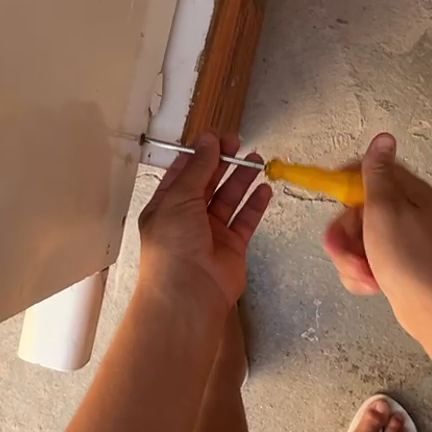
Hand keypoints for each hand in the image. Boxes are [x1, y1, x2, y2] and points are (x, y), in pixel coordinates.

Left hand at [137, 133, 273, 312]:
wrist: (189, 294)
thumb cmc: (174, 245)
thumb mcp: (179, 198)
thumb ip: (198, 168)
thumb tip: (208, 140)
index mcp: (166, 205)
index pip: (183, 173)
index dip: (199, 154)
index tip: (217, 138)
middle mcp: (187, 217)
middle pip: (207, 183)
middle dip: (222, 162)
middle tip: (238, 144)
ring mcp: (210, 232)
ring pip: (228, 199)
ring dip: (241, 179)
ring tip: (256, 160)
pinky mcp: (231, 246)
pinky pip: (245, 220)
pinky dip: (255, 204)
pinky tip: (264, 188)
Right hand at [321, 134, 431, 331]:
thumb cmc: (407, 256)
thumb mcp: (385, 209)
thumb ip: (377, 173)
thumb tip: (384, 136)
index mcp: (406, 192)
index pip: (368, 171)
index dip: (345, 184)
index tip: (334, 201)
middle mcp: (404, 212)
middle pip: (355, 210)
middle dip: (345, 235)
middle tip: (345, 253)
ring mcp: (398, 240)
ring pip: (355, 239)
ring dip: (351, 258)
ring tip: (363, 276)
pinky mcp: (393, 265)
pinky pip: (364, 261)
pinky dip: (361, 274)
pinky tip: (371, 286)